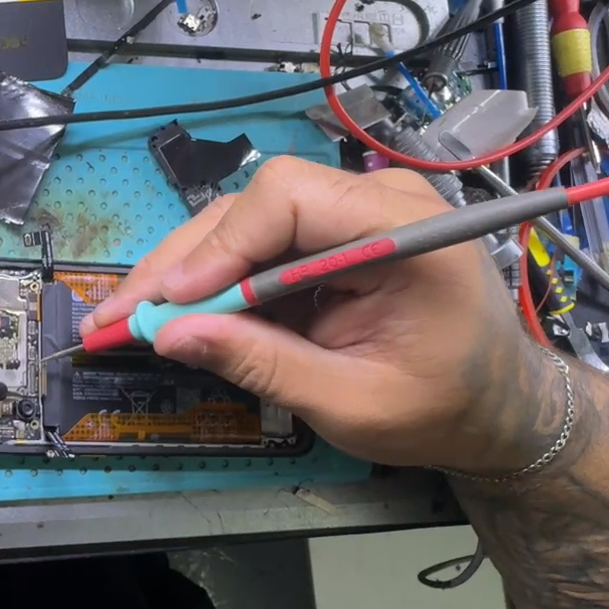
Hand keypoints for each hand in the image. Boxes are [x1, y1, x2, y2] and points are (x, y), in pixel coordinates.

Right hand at [82, 157, 544, 472]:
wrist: (492, 407)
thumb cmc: (442, 408)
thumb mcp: (352, 402)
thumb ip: (263, 364)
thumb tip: (170, 337)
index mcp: (403, 232)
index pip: (288, 199)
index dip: (218, 246)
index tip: (171, 303)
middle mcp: (368, 204)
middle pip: (245, 209)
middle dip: (176, 264)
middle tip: (116, 316)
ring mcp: (341, 218)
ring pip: (233, 227)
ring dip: (177, 274)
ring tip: (126, 317)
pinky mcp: (316, 242)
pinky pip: (244, 250)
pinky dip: (200, 285)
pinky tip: (165, 312)